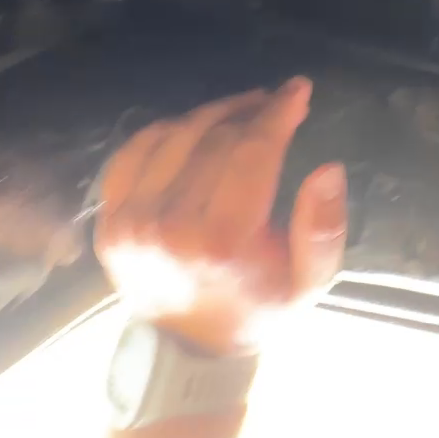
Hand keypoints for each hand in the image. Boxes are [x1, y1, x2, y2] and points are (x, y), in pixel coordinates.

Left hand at [94, 77, 346, 352]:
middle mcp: (171, 227)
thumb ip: (325, 228)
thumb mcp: (311, 278)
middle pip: (215, 138)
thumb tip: (329, 169)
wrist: (192, 349)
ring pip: (175, 135)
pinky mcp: (110, 223)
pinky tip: (195, 126)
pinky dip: (166, 129)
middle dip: (254, 109)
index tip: (299, 89)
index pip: (251, 151)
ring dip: (215, 111)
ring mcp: (132, 223)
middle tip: (279, 100)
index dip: (279, 112)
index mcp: (223, 240)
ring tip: (245, 107)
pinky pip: (133, 152)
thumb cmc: (261, 304)